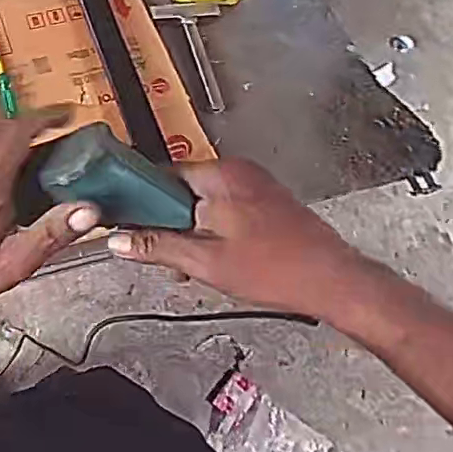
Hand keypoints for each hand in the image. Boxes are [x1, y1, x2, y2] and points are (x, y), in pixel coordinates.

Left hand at [0, 111, 99, 311]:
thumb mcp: (20, 260)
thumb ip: (54, 233)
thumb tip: (87, 211)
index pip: (16, 134)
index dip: (44, 120)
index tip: (65, 116)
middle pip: (3, 128)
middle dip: (34, 122)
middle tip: (60, 125)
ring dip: (17, 130)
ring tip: (43, 138)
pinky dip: (2, 142)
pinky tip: (15, 159)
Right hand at [106, 158, 373, 316]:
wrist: (332, 280)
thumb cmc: (279, 269)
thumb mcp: (205, 263)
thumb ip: (157, 247)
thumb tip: (120, 241)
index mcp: (219, 176)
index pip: (160, 175)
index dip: (140, 200)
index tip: (128, 220)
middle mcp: (237, 171)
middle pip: (181, 188)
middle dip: (168, 221)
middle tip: (165, 252)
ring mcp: (254, 183)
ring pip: (202, 199)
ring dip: (190, 228)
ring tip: (195, 262)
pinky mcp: (265, 198)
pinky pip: (224, 205)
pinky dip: (212, 227)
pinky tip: (218, 256)